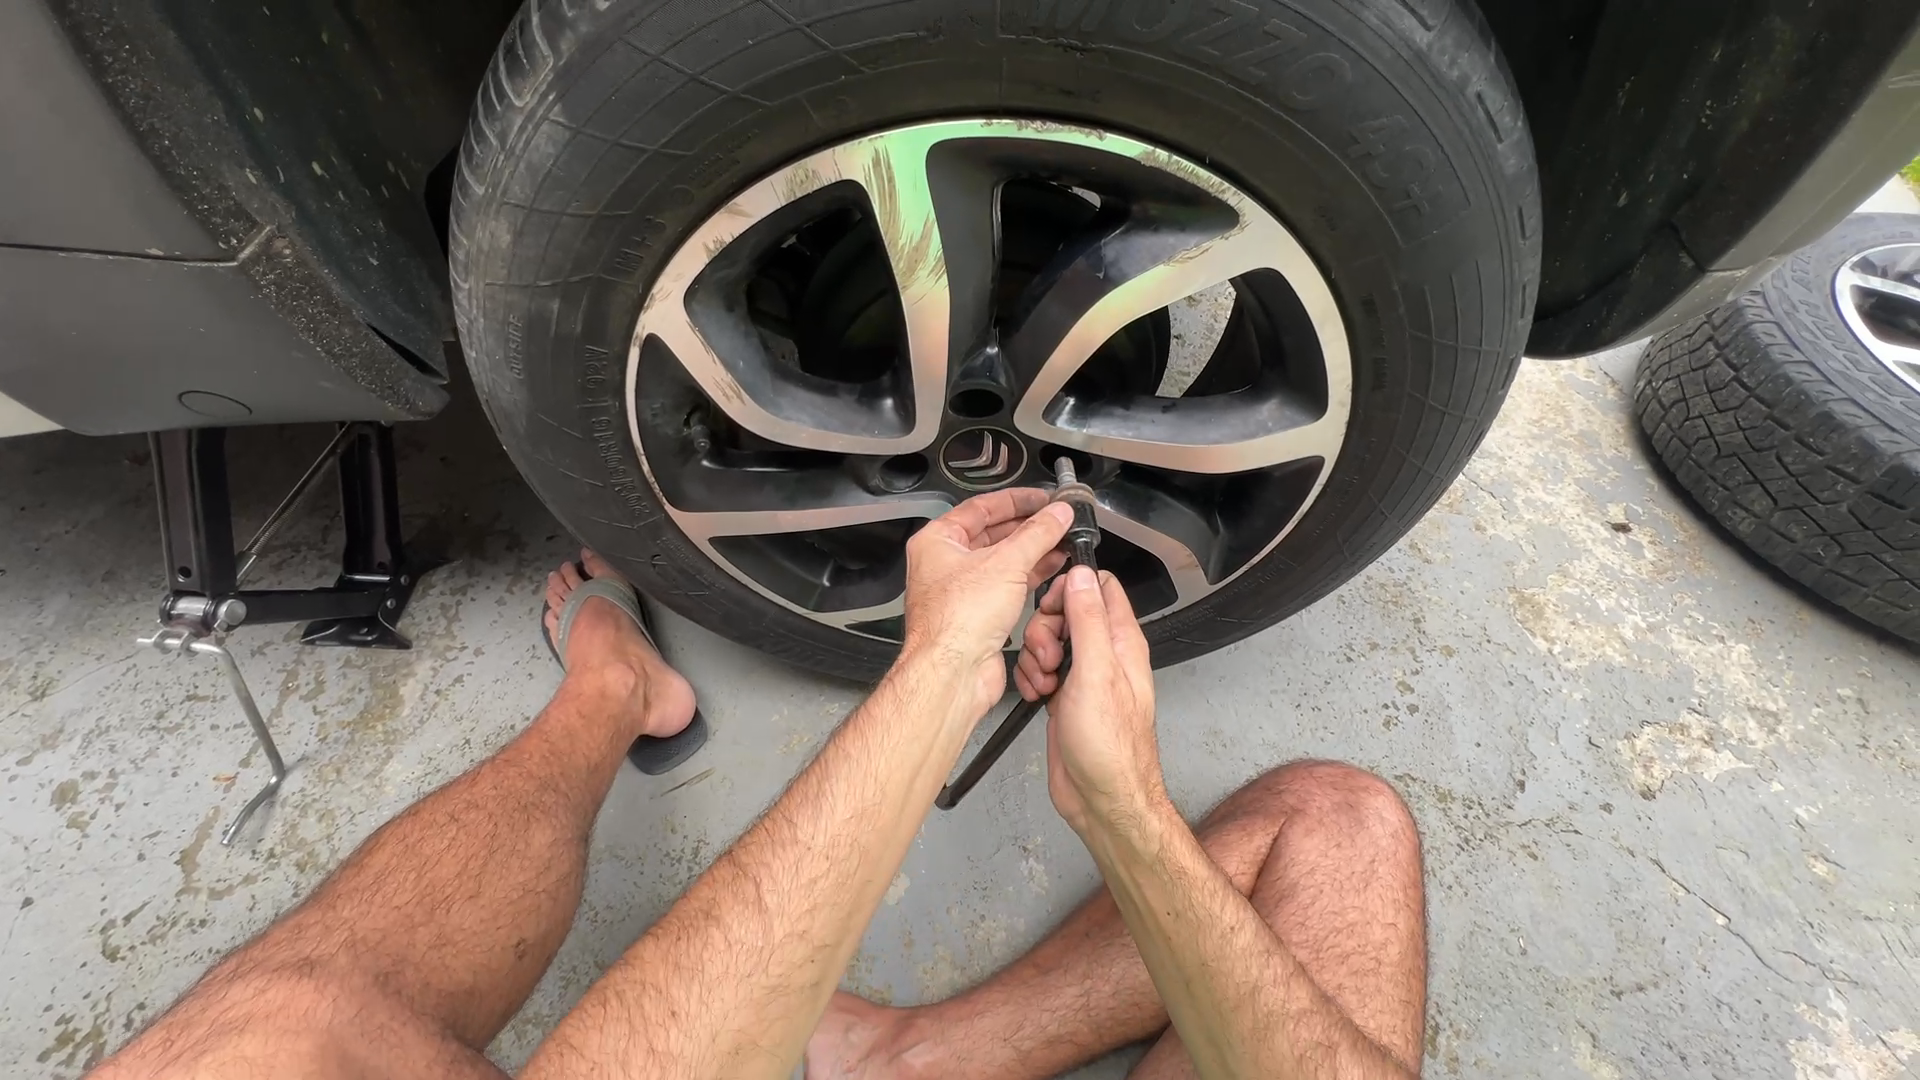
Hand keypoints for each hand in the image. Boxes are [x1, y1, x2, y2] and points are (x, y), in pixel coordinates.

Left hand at [900, 489, 1071, 715]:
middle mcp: (944, 565)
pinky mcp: (976, 614)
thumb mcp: (1006, 564)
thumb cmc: (956, 621)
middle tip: (1056, 519)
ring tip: (1061, 540)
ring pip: (1001, 561)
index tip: (1042, 498)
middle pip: (991, 534)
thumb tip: (1056, 514)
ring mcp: (960, 591)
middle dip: (1027, 527)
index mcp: (937, 542)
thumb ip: (1037, 534)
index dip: (1015, 500)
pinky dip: (1028, 575)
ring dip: (1032, 550)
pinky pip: (1006, 585)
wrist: (953, 672)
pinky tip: (1051, 567)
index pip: (980, 508)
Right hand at [1015, 566, 1164, 831]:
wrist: (1101, 799)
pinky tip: (1038, 696)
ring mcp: (1083, 675)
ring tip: (1045, 683)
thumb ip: (1088, 619)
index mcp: (1121, 640)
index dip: (1071, 587)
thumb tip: (1082, 576)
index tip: (1051, 606)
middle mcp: (1103, 654)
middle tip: (1048, 656)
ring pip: (1048, 641)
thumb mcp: (1096, 672)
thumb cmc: (1111, 747)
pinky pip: (1039, 669)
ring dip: (1035, 657)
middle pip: (1065, 612)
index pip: (1099, 587)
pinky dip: (1031, 679)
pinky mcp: (1063, 694)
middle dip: (1045, 628)